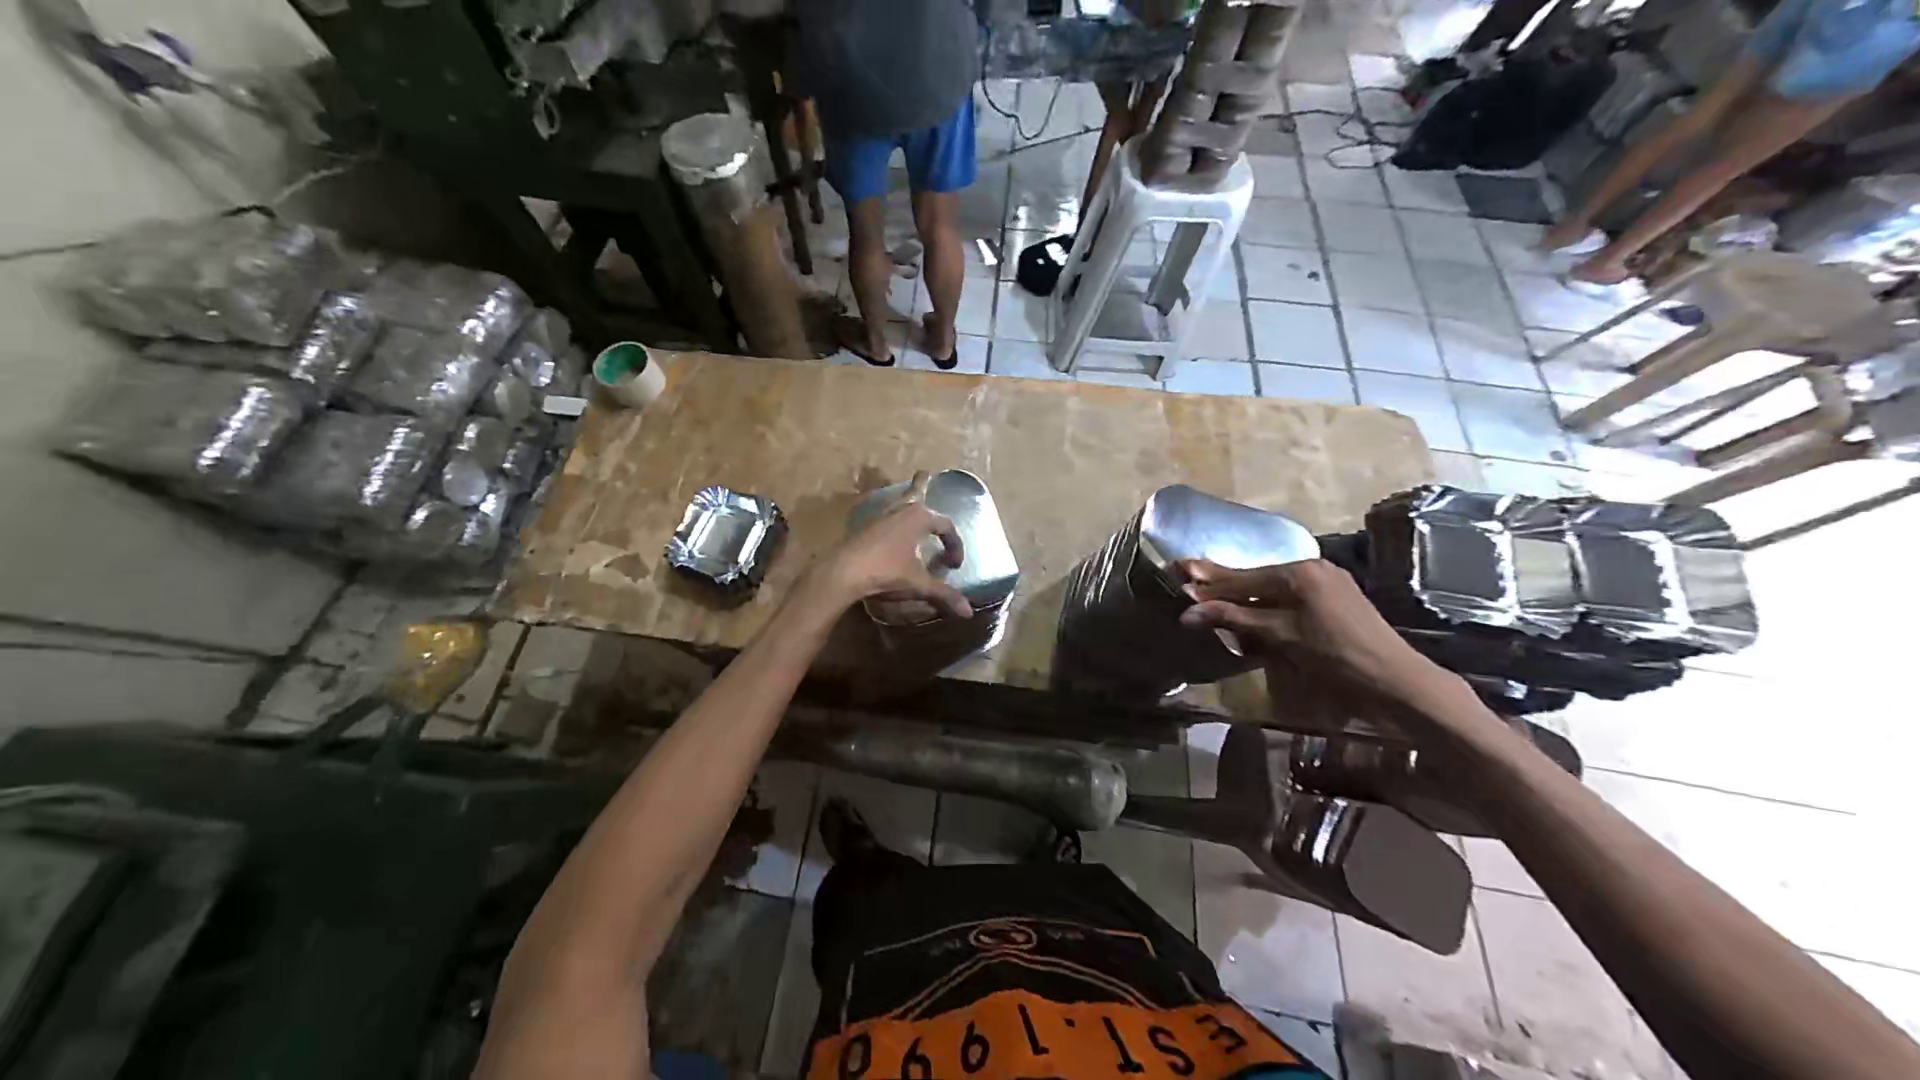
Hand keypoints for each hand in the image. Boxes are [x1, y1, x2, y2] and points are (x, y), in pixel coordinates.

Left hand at [804, 473, 972, 620]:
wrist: (844, 572)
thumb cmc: (886, 572)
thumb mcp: (918, 584)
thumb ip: (943, 595)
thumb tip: (968, 612)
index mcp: (919, 518)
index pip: (946, 527)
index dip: (955, 545)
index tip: (954, 565)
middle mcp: (901, 510)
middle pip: (915, 493)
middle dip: (922, 484)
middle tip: (925, 473)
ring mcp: (880, 517)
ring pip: (897, 502)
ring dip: (906, 499)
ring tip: (909, 494)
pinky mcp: (864, 527)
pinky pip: (884, 515)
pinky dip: (892, 516)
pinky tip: (888, 525)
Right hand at [1175, 558, 1449, 704]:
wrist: (1396, 680)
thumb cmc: (1336, 657)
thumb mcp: (1280, 636)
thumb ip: (1235, 618)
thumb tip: (1189, 611)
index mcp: (1299, 572)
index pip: (1242, 577)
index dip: (1209, 581)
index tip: (1179, 573)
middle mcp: (1313, 567)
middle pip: (1256, 576)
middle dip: (1222, 581)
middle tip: (1187, 571)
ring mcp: (1328, 580)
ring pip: (1272, 584)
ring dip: (1243, 592)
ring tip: (1212, 592)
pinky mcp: (1336, 596)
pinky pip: (1290, 593)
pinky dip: (1266, 600)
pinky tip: (1251, 605)